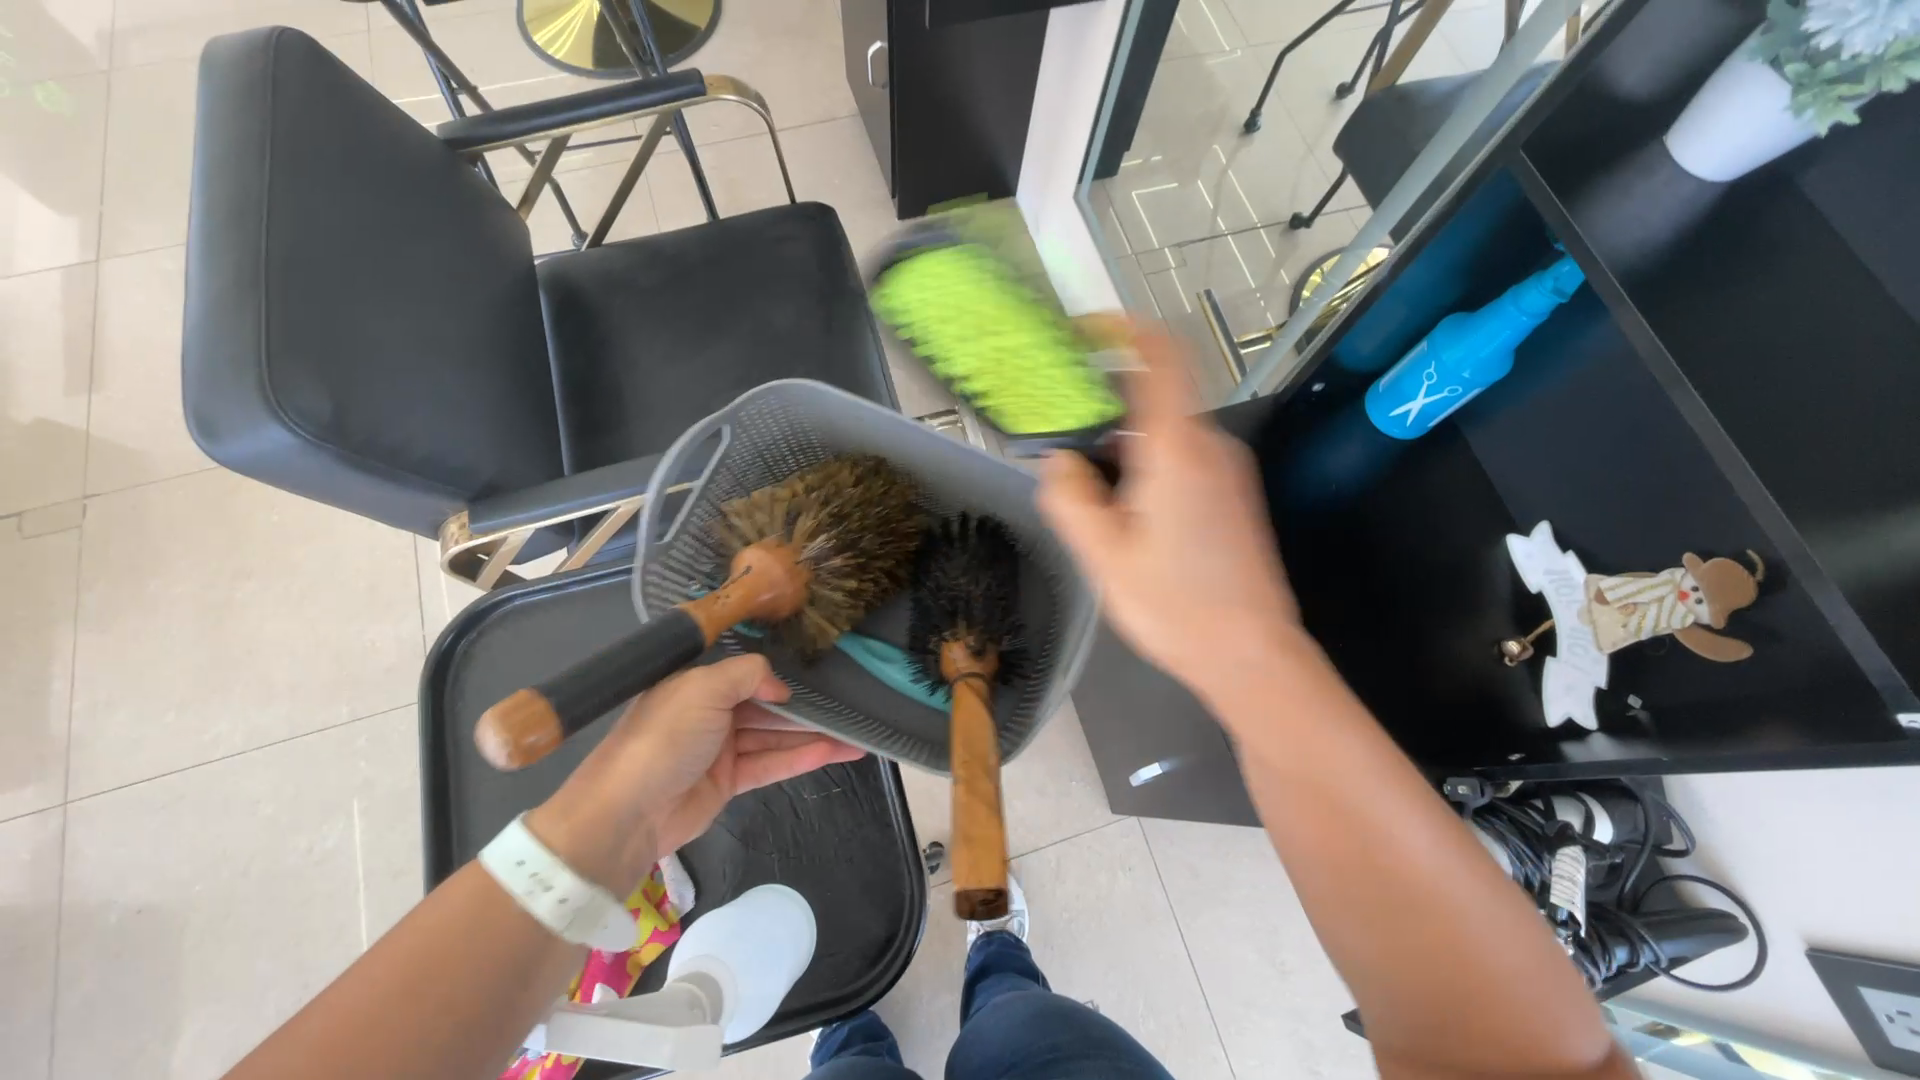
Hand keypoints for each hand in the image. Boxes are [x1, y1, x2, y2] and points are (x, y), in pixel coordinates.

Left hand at [526, 655, 864, 894]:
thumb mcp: (703, 689)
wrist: (626, 814)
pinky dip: (802, 758)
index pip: (746, 671)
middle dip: (805, 706)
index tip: (821, 668)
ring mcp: (719, 749)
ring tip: (856, 731)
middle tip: (851, 703)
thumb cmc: (663, 738)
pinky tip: (835, 752)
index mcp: (696, 683)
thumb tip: (780, 686)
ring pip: (774, 736)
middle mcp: (709, 712)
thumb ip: (748, 674)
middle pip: (766, 705)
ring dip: (813, 734)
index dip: (781, 672)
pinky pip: (771, 764)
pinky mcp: (727, 783)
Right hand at [1037, 324, 1315, 702]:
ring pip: (1164, 435)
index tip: (1083, 333)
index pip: (1159, 356)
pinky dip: (1146, 469)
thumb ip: (1070, 496)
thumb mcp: (1103, 555)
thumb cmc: (1175, 606)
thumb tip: (1058, 461)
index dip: (1122, 330)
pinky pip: (1182, 460)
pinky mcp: (1233, 496)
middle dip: (1102, 415)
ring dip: (1122, 451)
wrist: (1251, 654)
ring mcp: (1228, 471)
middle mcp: (1210, 446)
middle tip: (1063, 454)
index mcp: (1178, 448)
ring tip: (1092, 503)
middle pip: (1152, 400)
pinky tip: (1128, 521)